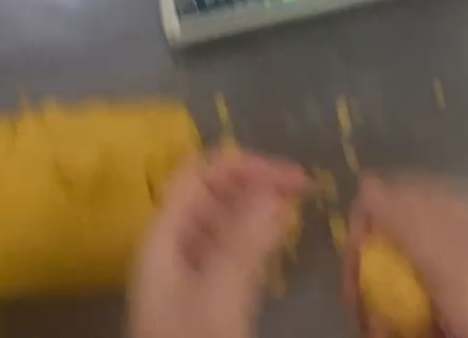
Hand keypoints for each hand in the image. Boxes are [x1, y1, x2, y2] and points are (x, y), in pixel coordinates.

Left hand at [129, 148, 309, 337]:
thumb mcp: (219, 295)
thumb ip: (245, 239)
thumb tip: (275, 189)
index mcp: (164, 238)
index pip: (198, 176)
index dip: (242, 166)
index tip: (289, 175)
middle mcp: (173, 248)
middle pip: (212, 195)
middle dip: (256, 183)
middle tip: (304, 187)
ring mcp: (189, 275)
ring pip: (224, 222)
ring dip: (259, 207)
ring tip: (297, 205)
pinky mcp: (206, 301)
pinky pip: (231, 252)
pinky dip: (256, 237)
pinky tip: (280, 238)